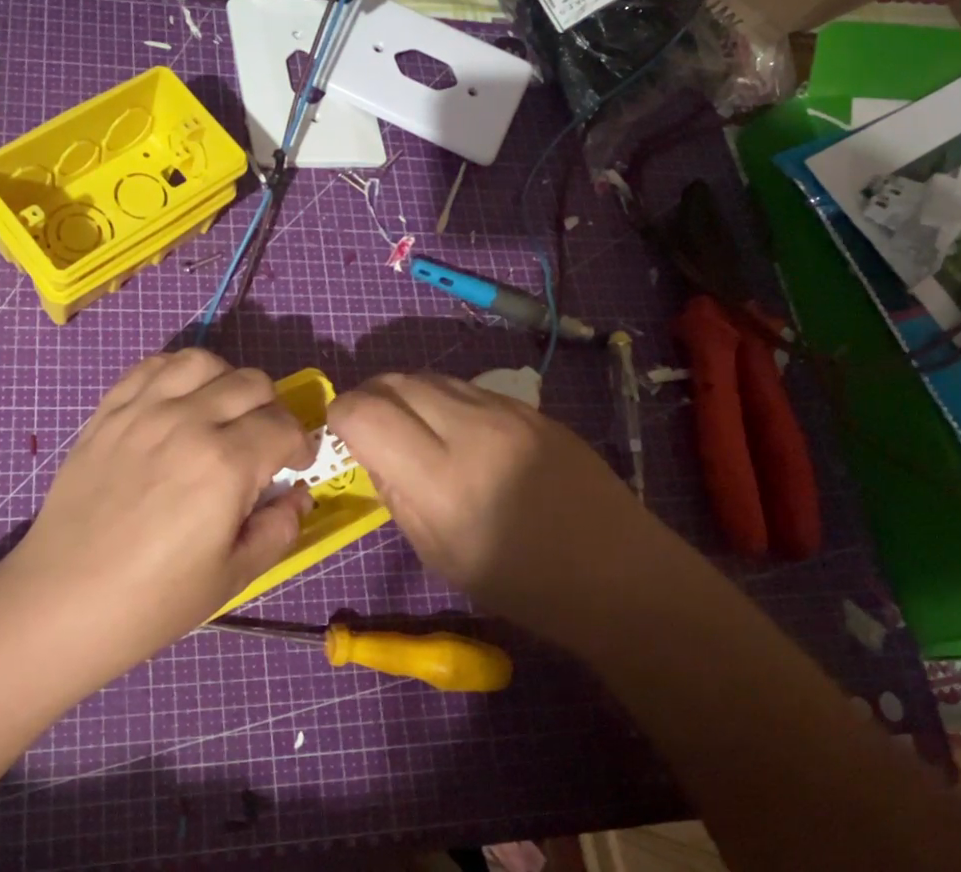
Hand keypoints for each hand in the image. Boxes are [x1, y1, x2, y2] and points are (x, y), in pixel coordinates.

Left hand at [0, 350, 313, 667]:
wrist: (64, 598)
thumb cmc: (154, 600)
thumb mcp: (233, 576)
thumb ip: (278, 529)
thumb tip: (297, 496)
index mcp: (225, 464)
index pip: (283, 425)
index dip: (299, 444)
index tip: (293, 466)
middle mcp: (187, 421)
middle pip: (251, 382)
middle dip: (270, 410)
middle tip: (261, 443)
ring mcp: (141, 410)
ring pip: (201, 361)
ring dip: (225, 381)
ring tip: (220, 414)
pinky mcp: (107, 412)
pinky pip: (150, 367)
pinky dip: (174, 374)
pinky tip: (176, 403)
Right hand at [328, 373, 674, 639]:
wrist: (620, 576)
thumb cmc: (522, 584)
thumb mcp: (437, 553)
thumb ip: (396, 493)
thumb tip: (370, 453)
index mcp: (441, 477)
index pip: (364, 411)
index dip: (340, 418)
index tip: (342, 439)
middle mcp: (471, 429)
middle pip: (393, 381)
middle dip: (367, 399)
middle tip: (369, 431)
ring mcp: (507, 412)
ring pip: (430, 377)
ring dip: (405, 396)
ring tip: (412, 432)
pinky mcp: (533, 409)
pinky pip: (468, 388)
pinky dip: (443, 401)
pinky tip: (457, 435)